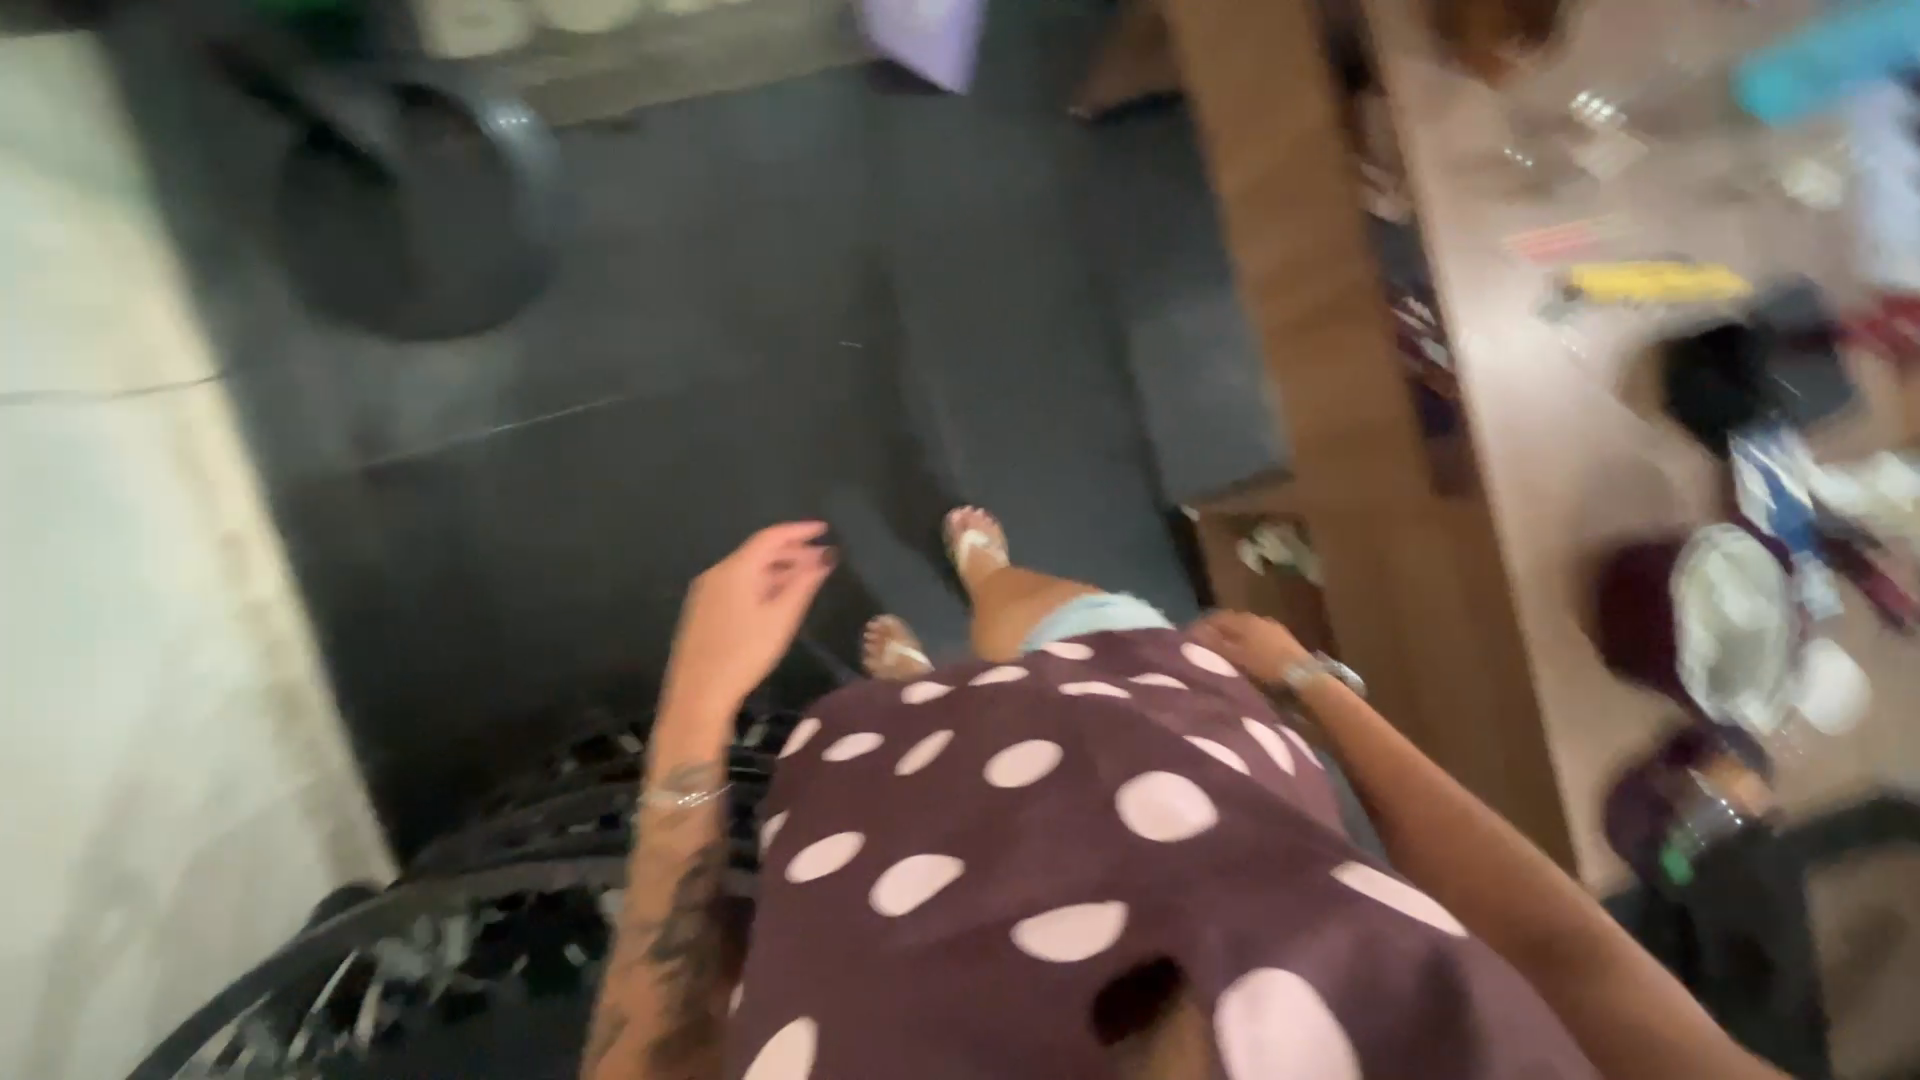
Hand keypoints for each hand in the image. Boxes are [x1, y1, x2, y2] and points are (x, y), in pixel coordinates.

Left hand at [661, 522, 836, 718]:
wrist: (698, 693)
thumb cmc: (745, 652)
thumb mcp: (781, 618)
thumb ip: (804, 583)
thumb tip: (824, 557)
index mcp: (736, 569)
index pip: (771, 537)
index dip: (799, 531)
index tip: (824, 529)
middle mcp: (718, 573)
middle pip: (759, 551)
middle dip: (792, 551)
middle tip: (821, 560)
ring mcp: (707, 591)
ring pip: (748, 569)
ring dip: (778, 569)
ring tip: (806, 578)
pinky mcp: (704, 610)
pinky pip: (738, 584)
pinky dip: (762, 582)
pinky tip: (778, 598)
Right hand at [1189, 611, 1310, 683]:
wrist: (1306, 680)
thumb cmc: (1265, 667)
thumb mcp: (1233, 657)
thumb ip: (1212, 643)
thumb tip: (1191, 632)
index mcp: (1243, 620)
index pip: (1215, 617)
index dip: (1199, 626)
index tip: (1188, 639)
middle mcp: (1258, 619)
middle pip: (1231, 623)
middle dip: (1216, 633)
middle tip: (1203, 648)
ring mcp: (1274, 630)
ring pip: (1245, 632)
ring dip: (1233, 640)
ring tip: (1223, 655)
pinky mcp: (1285, 643)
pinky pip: (1258, 640)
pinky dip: (1247, 646)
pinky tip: (1245, 659)